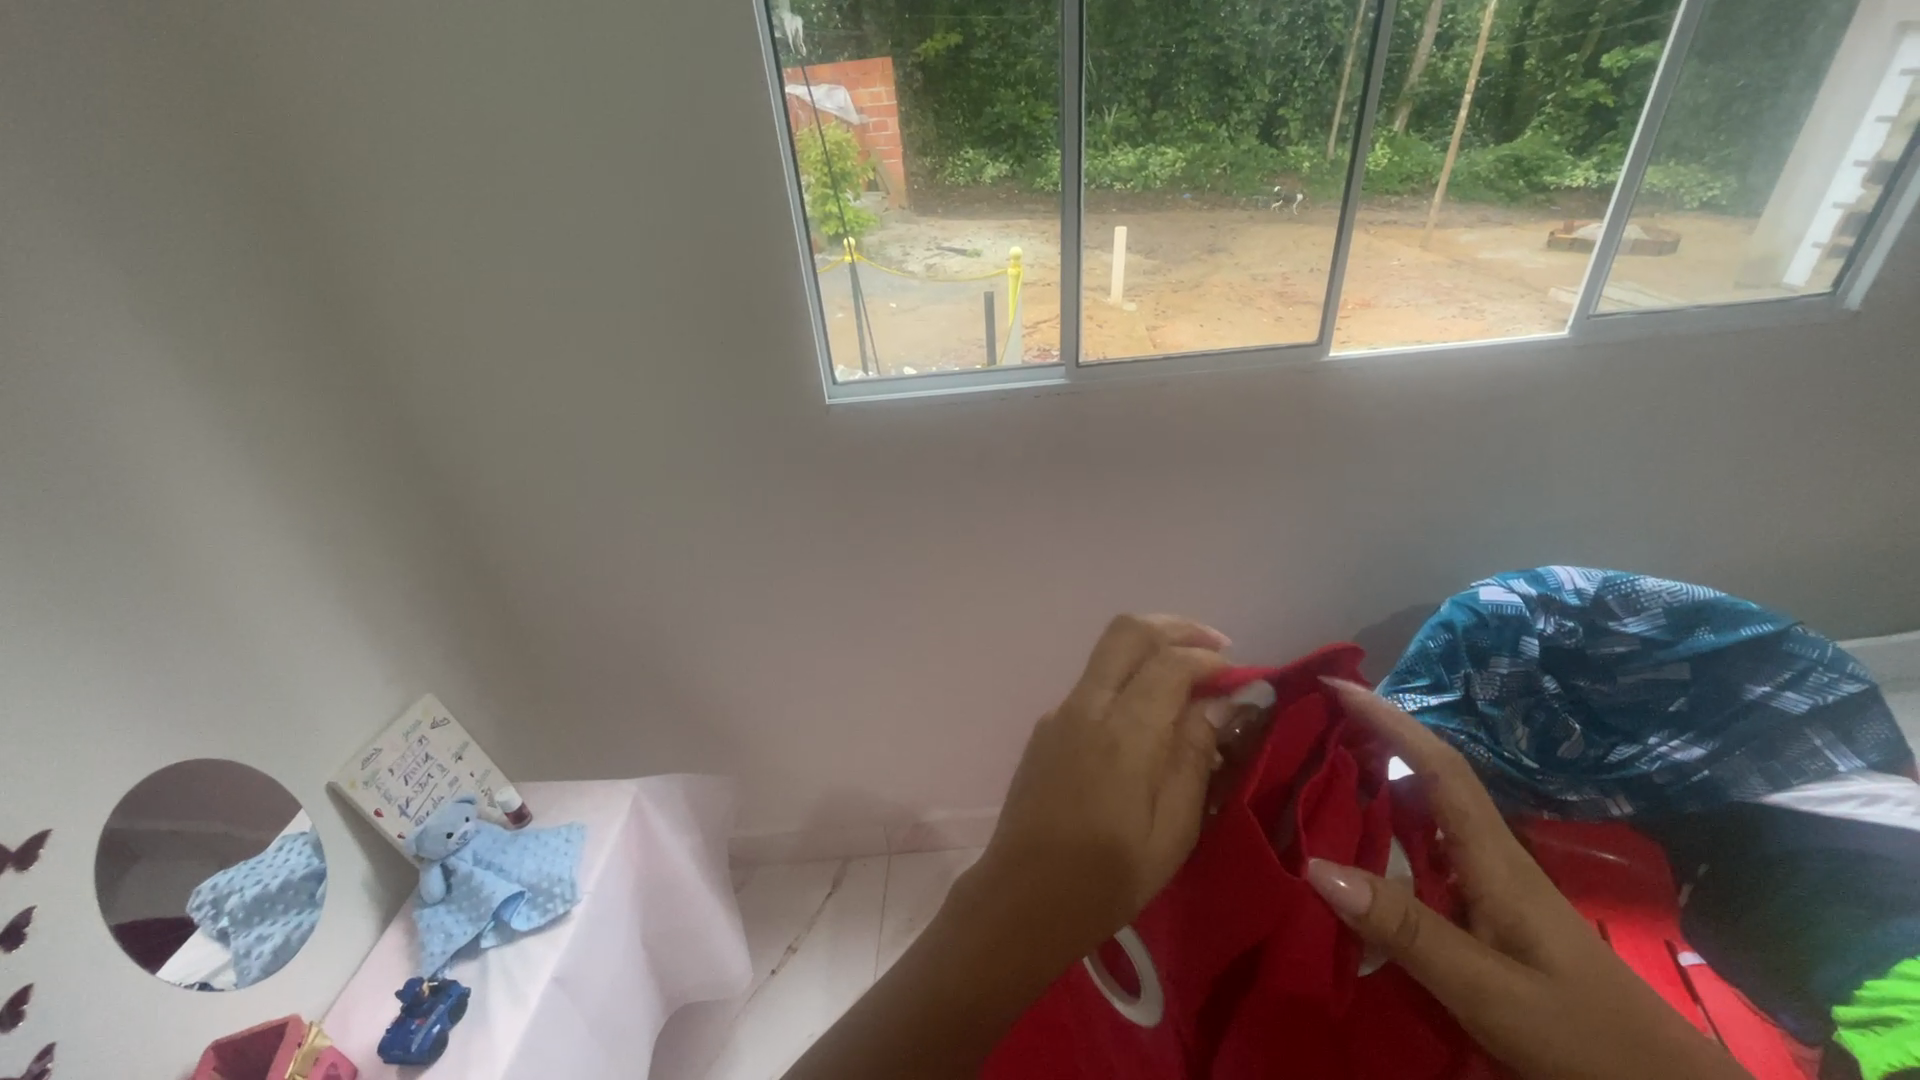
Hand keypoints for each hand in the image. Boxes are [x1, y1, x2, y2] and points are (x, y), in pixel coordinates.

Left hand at [953, 613, 1230, 967]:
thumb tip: (1217, 705)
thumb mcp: (1171, 832)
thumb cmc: (1105, 880)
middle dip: (1176, 628)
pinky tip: (1151, 721)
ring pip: (1107, 654)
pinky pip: (1093, 686)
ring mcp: (1059, 715)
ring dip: (1151, 651)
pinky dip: (1128, 681)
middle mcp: (1085, 708)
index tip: (1240, 678)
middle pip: (1127, 632)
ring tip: (1191, 685)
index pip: (1170, 663)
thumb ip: (1194, 758)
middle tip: (1216, 650)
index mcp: (1122, 734)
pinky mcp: (1045, 730)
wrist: (1021, 899)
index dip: (1210, 660)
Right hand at [1309, 680, 1749, 1079]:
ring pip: (1429, 815)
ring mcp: (1494, 886)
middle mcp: (1493, 858)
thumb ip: (1405, 929)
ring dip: (1379, 783)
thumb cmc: (1582, 1034)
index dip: (1389, 720)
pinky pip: (1428, 853)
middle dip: (1376, 738)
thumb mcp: (1486, 989)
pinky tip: (1360, 850)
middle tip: (1314, 723)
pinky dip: (1387, 833)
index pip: (1439, 768)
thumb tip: (1315, 865)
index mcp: (1495, 860)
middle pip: (1432, 779)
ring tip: (1321, 774)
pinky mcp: (1490, 914)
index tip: (1339, 686)